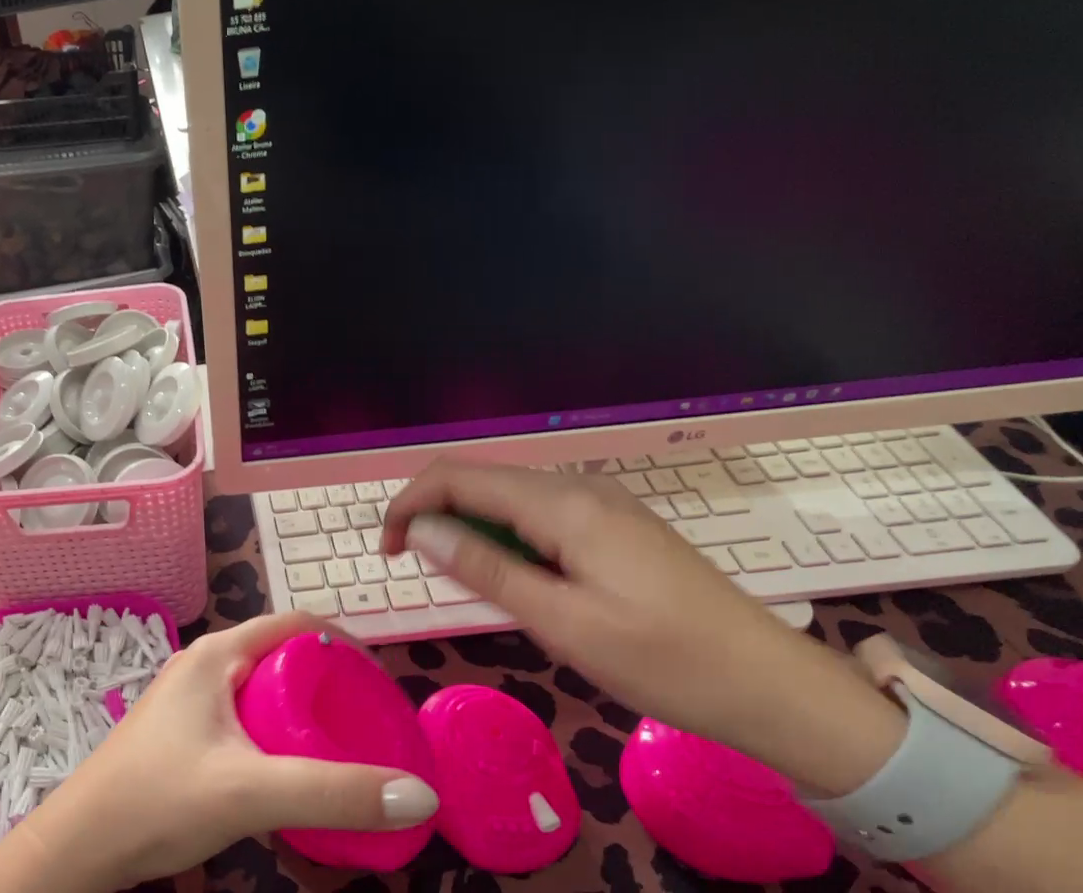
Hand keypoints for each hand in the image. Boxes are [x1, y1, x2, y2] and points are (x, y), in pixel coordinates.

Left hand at [0, 612, 438, 890]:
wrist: (84, 842)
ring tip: (343, 752)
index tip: (381, 683)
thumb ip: (333, 792)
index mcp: (217, 656)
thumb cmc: (159, 798)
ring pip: (265, 694)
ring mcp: (191, 702)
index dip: (344, 642)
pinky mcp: (185, 735)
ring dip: (304, 716)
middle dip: (329, 685)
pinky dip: (279, 740)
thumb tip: (420, 794)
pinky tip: (294, 776)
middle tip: (370, 724)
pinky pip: (247, 723)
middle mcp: (204, 667)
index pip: (295, 623)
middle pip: (282, 658)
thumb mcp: (250, 792)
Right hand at [382, 460, 904, 795]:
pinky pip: (540, 514)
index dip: (410, 504)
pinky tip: (519, 579)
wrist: (778, 691)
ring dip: (471, 527)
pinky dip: (508, 537)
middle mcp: (580, 487)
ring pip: (508, 497)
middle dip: (436, 513)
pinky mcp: (616, 524)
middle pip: (481, 479)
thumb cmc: (667, 664)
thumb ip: (486, 570)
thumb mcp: (564, 624)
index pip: (458, 477)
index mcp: (565, 505)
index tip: (389, 553)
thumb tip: (419, 530)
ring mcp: (603, 502)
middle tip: (419, 571)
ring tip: (468, 583)